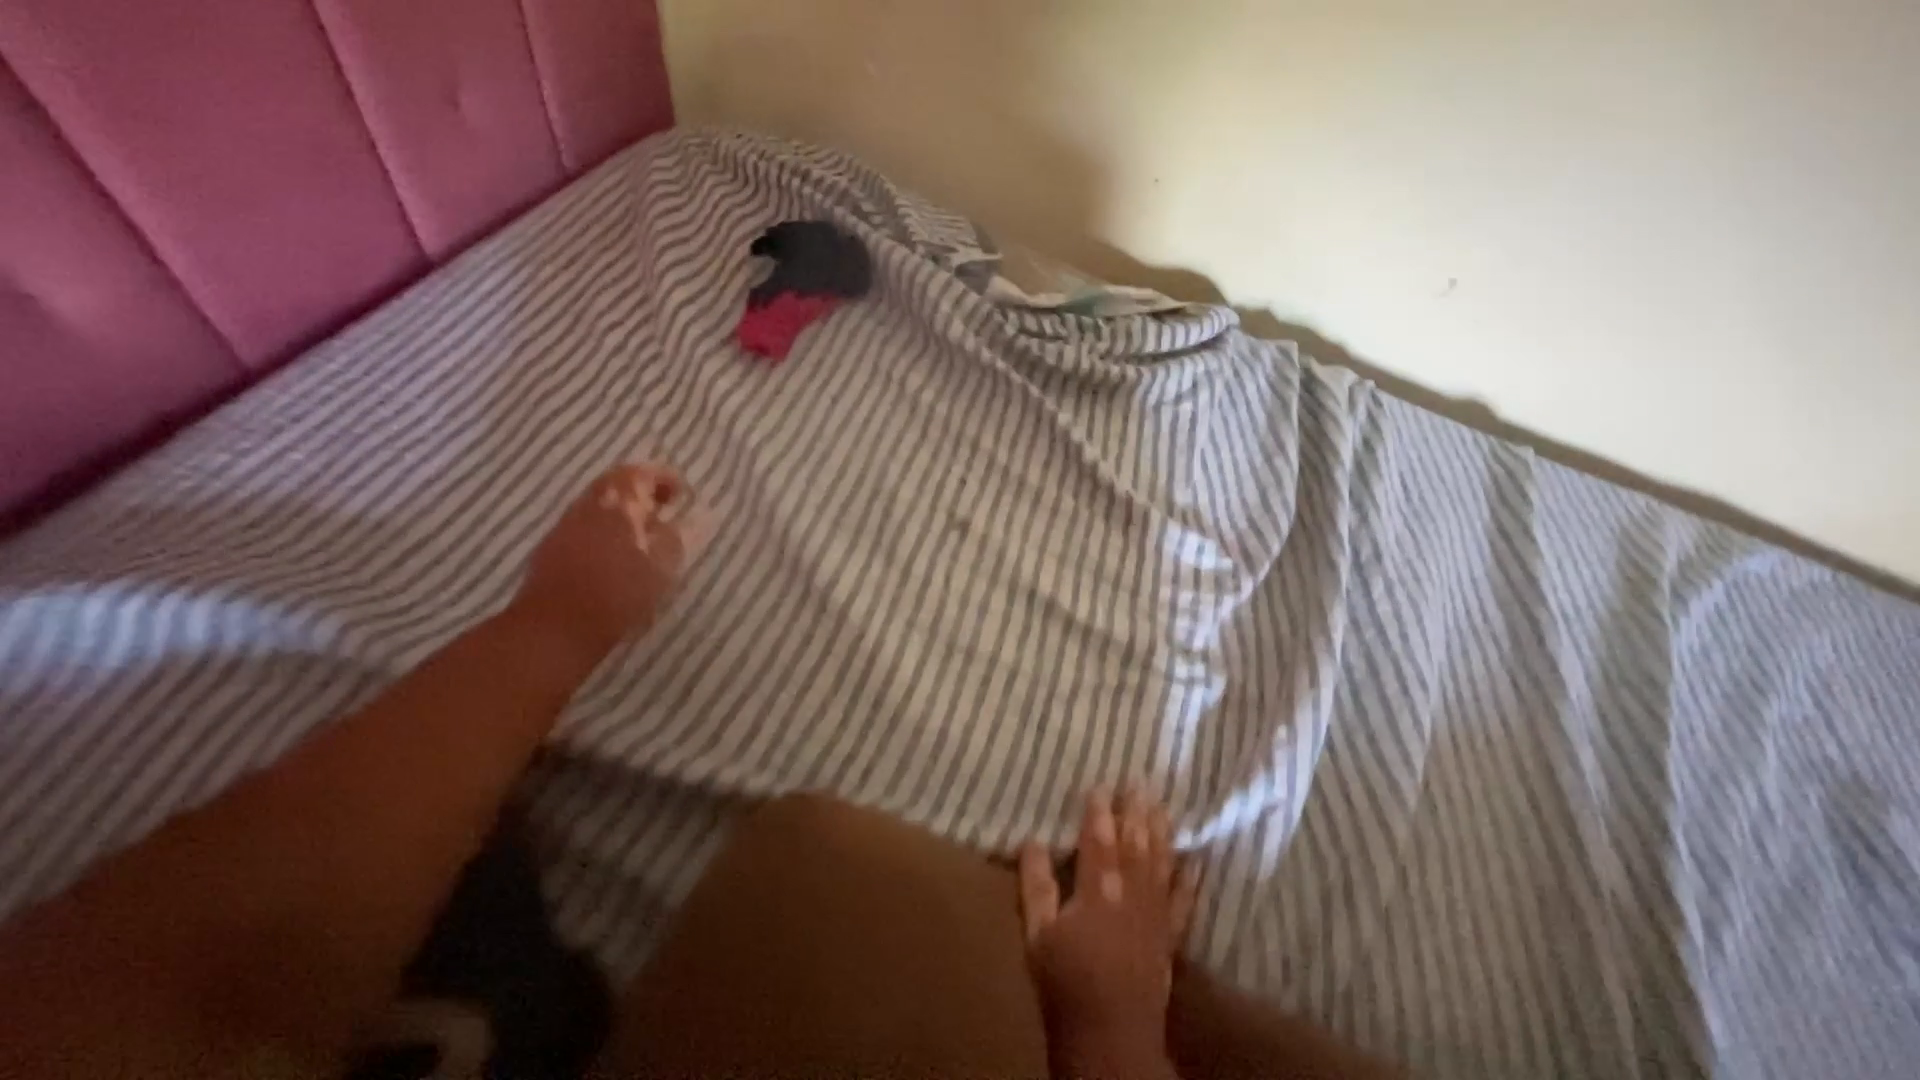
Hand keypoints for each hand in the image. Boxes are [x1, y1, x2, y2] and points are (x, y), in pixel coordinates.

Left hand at [510, 463, 698, 666]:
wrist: (557, 626)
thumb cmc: (620, 592)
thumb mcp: (663, 565)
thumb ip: (679, 536)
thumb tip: (692, 518)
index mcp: (618, 501)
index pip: (642, 472)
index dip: (665, 479)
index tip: (683, 495)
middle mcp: (588, 504)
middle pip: (615, 486)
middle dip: (642, 495)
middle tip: (664, 512)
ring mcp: (565, 526)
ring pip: (598, 508)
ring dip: (621, 515)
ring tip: (642, 537)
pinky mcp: (550, 550)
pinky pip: (583, 529)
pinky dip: (603, 532)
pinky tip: (614, 557)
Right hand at [1019, 785, 1200, 1077]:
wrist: (1110, 1033)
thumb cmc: (1065, 981)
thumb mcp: (1037, 933)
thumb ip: (1036, 886)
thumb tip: (1032, 841)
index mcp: (1097, 890)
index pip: (1098, 840)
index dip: (1099, 811)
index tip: (1100, 784)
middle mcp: (1131, 894)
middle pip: (1135, 844)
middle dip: (1136, 811)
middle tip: (1141, 780)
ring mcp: (1155, 915)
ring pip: (1160, 864)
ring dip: (1161, 833)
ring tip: (1163, 805)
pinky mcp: (1169, 938)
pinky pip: (1183, 902)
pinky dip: (1189, 880)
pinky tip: (1195, 860)